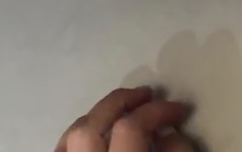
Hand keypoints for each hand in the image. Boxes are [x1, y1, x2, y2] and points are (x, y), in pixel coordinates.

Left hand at [55, 87, 196, 151]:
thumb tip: (172, 130)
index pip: (130, 127)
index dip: (159, 111)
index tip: (179, 110)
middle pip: (91, 125)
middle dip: (122, 101)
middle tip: (149, 96)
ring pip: (71, 134)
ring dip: (98, 114)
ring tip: (122, 111)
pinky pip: (61, 148)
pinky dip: (78, 134)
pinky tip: (98, 133)